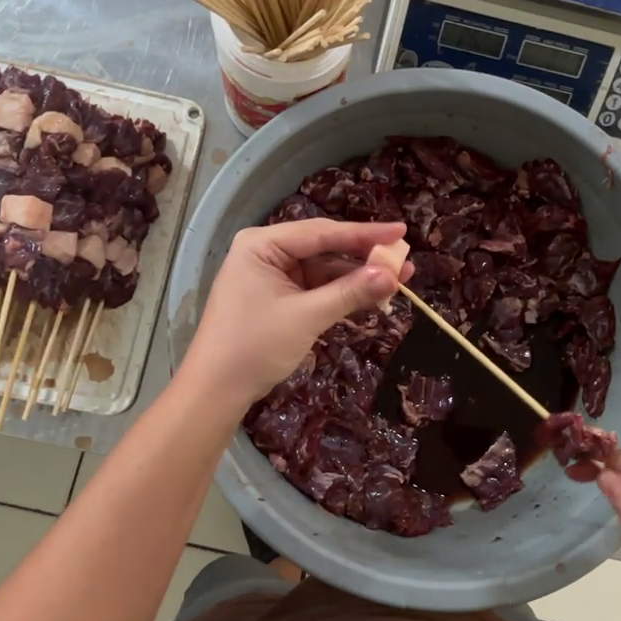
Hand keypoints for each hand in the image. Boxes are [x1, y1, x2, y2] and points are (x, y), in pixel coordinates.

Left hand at [180, 219, 409, 405]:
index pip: (322, 233)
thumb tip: (391, 275)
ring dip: (358, 278)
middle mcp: (267, 252)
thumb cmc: (253, 346)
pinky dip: (343, 294)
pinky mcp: (280, 299)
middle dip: (364, 257)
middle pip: (325, 248)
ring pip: (325, 270)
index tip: (402, 230)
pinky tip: (373, 296)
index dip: (365, 233)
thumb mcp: (305, 317)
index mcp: (262, 244)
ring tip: (399, 281)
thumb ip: (349, 293)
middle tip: (405, 259)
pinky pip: (318, 289)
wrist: (216, 390)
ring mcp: (273, 276)